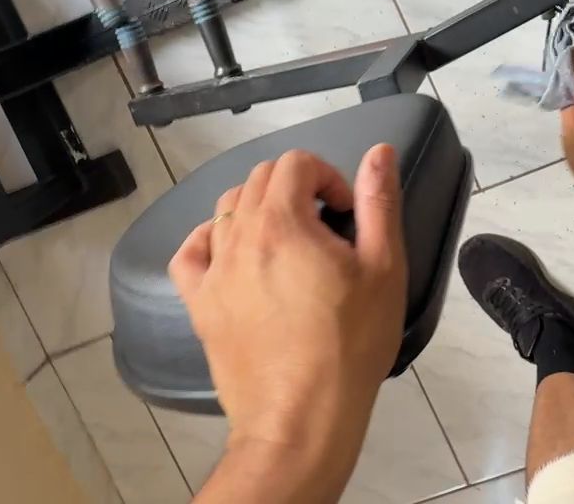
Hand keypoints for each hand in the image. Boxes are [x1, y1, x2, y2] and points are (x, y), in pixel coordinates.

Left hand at [170, 146, 406, 497]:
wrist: (301, 422)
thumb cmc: (350, 345)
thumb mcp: (383, 268)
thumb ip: (379, 202)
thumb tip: (378, 152)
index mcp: (283, 223)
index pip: (296, 163)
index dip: (328, 177)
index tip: (346, 213)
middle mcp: (240, 238)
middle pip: (261, 178)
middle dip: (298, 187)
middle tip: (326, 226)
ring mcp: (214, 272)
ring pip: (228, 207)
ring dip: (260, 207)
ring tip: (290, 240)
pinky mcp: (199, 305)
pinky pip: (190, 252)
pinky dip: (211, 239)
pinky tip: (236, 253)